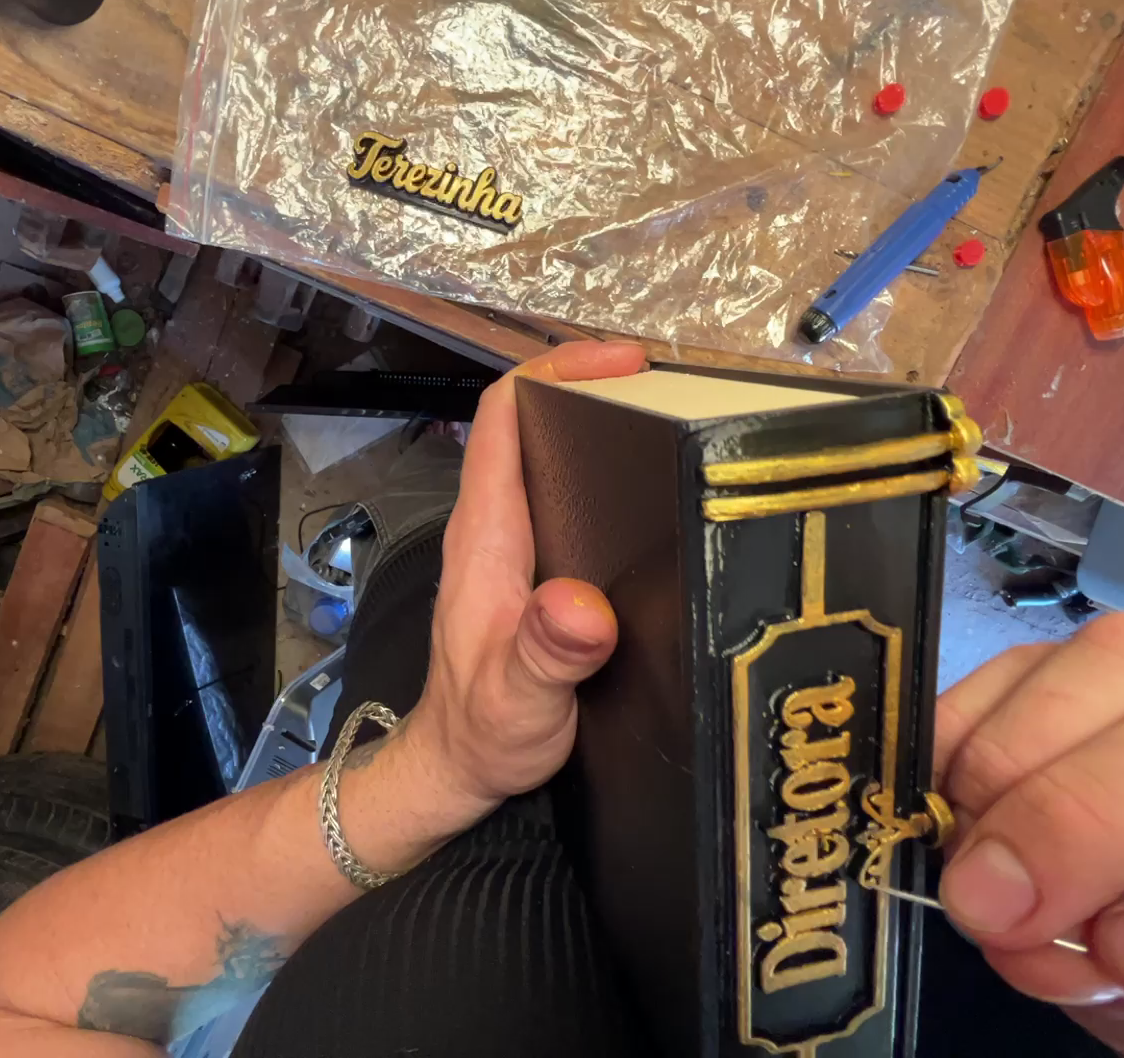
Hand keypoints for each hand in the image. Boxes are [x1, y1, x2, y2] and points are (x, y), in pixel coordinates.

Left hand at [402, 341, 648, 811]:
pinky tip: (644, 493)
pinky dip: (596, 473)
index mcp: (486, 535)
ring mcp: (506, 544)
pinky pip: (557, 496)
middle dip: (584, 388)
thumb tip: (581, 605)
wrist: (458, 761)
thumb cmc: (483, 731)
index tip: (623, 363)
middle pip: (525, 425)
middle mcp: (492, 526)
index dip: (554, 371)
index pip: (501, 418)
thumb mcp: (518, 700)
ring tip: (665, 425)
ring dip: (592, 427)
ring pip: (541, 457)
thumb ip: (545, 654)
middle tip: (662, 387)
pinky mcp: (526, 567)